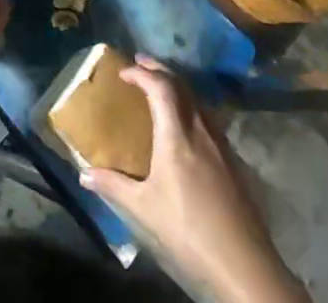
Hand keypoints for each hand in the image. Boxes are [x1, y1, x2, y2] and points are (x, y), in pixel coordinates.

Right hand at [82, 57, 307, 302]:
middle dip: (160, 70)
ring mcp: (221, 145)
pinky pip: (209, 118)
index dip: (142, 73)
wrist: (243, 263)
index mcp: (177, 136)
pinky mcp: (233, 161)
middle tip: (140, 63)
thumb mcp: (143, 209)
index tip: (123, 70)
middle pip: (182, 86)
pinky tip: (186, 123)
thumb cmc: (188, 230)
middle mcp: (201, 131)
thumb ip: (113, 186)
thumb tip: (84, 174)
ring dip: (178, 86)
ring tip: (160, 87)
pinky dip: (191, 106)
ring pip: (198, 100)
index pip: (161, 88)